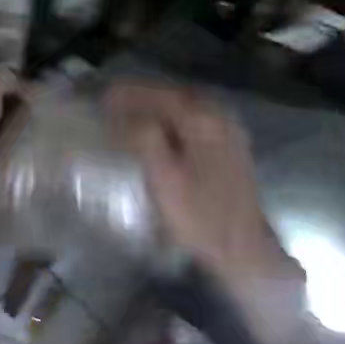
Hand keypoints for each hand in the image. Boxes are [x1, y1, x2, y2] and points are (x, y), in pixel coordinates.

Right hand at [106, 82, 301, 291]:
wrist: (242, 250)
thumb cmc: (198, 217)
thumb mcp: (163, 177)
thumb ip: (144, 138)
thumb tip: (125, 114)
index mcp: (203, 121)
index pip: (160, 96)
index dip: (129, 94)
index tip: (102, 96)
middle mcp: (220, 120)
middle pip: (177, 97)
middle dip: (144, 96)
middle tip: (113, 101)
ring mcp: (229, 136)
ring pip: (188, 110)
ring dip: (159, 107)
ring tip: (131, 112)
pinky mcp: (230, 153)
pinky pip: (196, 124)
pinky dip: (174, 121)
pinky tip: (160, 132)